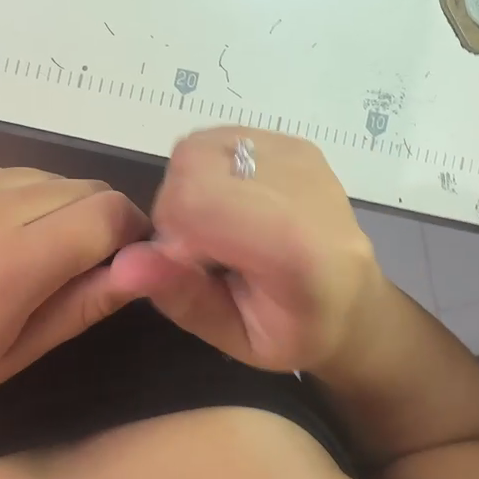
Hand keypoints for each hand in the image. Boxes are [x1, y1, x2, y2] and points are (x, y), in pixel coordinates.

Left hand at [0, 160, 148, 434]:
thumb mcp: (19, 353)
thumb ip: (87, 301)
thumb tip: (148, 265)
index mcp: (6, 263)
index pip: (106, 216)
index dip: (131, 233)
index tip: (126, 258)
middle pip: (81, 187)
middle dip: (96, 220)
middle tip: (76, 264)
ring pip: (46, 175)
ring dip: (56, 207)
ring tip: (26, 251)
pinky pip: (6, 170)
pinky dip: (16, 197)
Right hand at [110, 127, 385, 376]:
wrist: (354, 299)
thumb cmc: (296, 331)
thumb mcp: (238, 340)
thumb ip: (182, 298)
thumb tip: (124, 264)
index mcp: (294, 246)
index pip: (196, 199)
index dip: (174, 231)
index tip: (193, 265)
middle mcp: (300, 183)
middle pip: (192, 162)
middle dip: (177, 204)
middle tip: (202, 246)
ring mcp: (297, 153)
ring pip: (199, 145)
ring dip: (191, 184)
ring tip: (219, 224)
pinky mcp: (291, 139)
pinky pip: (218, 138)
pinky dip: (209, 169)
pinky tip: (234, 202)